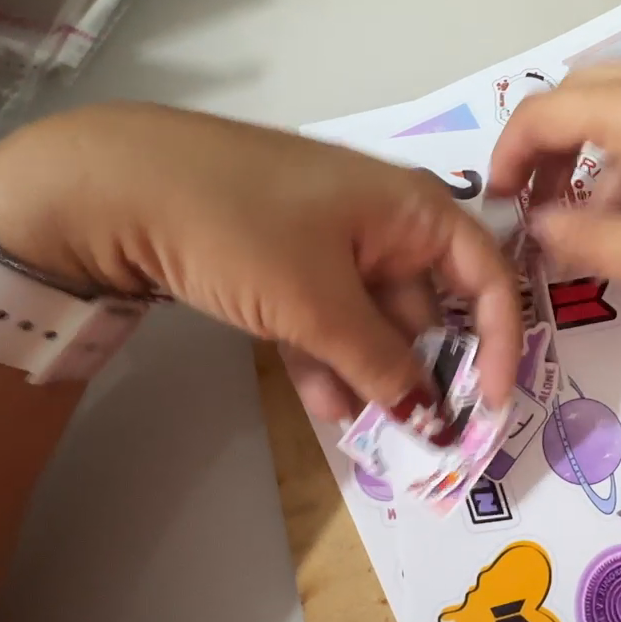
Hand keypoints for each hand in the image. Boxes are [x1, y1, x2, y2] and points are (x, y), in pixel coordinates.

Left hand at [0, 103, 522, 420]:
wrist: (120, 184)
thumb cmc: (246, 228)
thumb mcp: (320, 305)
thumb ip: (383, 364)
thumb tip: (435, 419)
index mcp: (417, 210)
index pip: (486, 277)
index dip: (500, 342)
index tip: (492, 403)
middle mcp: (389, 221)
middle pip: (431, 304)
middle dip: (426, 371)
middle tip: (423, 437)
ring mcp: (339, 239)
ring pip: (377, 319)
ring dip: (375, 375)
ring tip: (371, 434)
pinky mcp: (295, 258)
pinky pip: (332, 315)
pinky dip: (332, 357)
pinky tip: (326, 404)